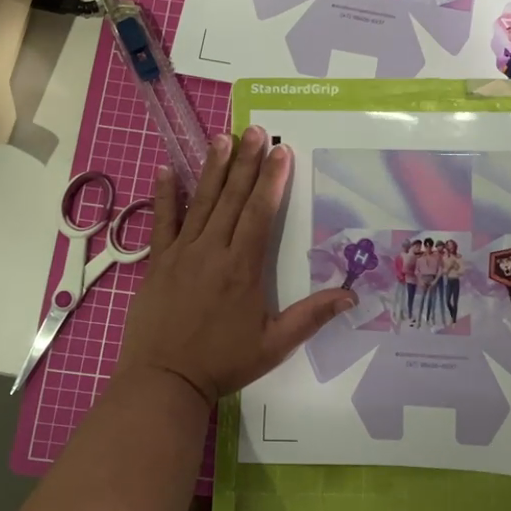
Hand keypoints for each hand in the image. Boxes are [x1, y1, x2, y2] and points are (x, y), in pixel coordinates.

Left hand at [118, 126, 354, 405]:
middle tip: (255, 130)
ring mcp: (181, 253)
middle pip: (232, 198)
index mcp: (243, 268)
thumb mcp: (274, 345)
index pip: (260, 213)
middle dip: (246, 162)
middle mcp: (212, 251)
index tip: (281, 151)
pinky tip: (168, 169)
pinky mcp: (157, 262)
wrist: (162, 381)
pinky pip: (162, 222)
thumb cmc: (222, 363)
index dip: (272, 180)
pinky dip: (166, 195)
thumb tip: (352, 295)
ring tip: (222, 137)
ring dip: (213, 168)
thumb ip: (311, 317)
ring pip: (201, 202)